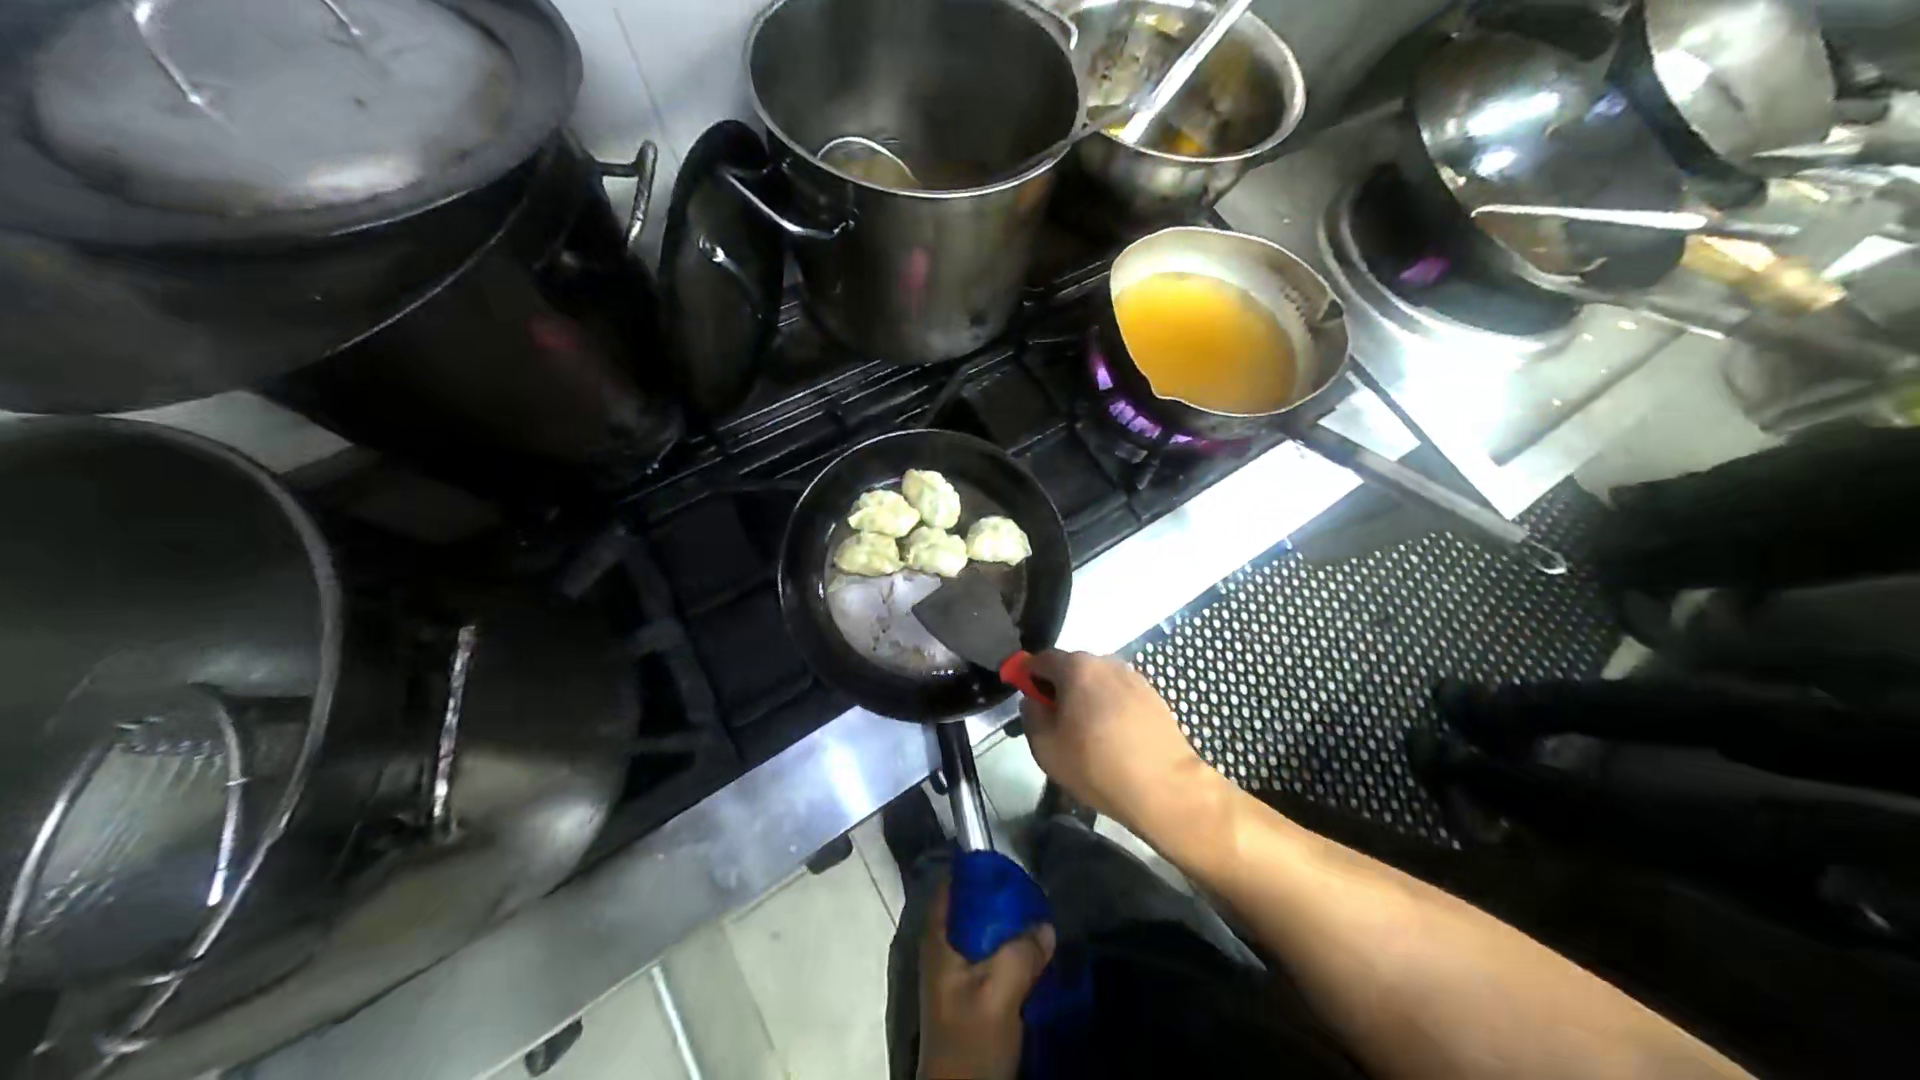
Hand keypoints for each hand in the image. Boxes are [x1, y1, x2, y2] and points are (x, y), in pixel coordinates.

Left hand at [918, 879, 1054, 1079]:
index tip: (1006, 863)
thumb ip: (1021, 954)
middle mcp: (943, 950)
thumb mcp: (998, 992)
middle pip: (970, 909)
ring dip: (1008, 928)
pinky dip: (1010, 952)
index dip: (974, 870)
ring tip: (1038, 918)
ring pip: (983, 935)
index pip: (950, 887)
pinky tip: (1034, 953)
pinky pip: (992, 959)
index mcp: (938, 940)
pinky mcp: (971, 995)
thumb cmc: (970, 1040)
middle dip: (999, 899)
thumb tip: (1045, 926)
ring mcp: (956, 974)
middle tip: (1032, 892)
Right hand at [1020, 650, 1221, 836]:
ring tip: (1086, 734)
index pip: (1040, 659)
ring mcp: (1134, 677)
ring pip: (1097, 681)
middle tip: (1055, 722)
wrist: (1164, 787)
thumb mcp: (1045, 746)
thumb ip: (1031, 714)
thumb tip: (1034, 700)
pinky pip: (1119, 694)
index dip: (1027, 676)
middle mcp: (1106, 662)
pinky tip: (1112, 737)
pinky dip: (1109, 707)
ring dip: (1086, 698)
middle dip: (1059, 687)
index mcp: (1076, 667)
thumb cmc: (1096, 766)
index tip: (1026, 699)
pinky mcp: (1153, 696)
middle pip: (1071, 668)